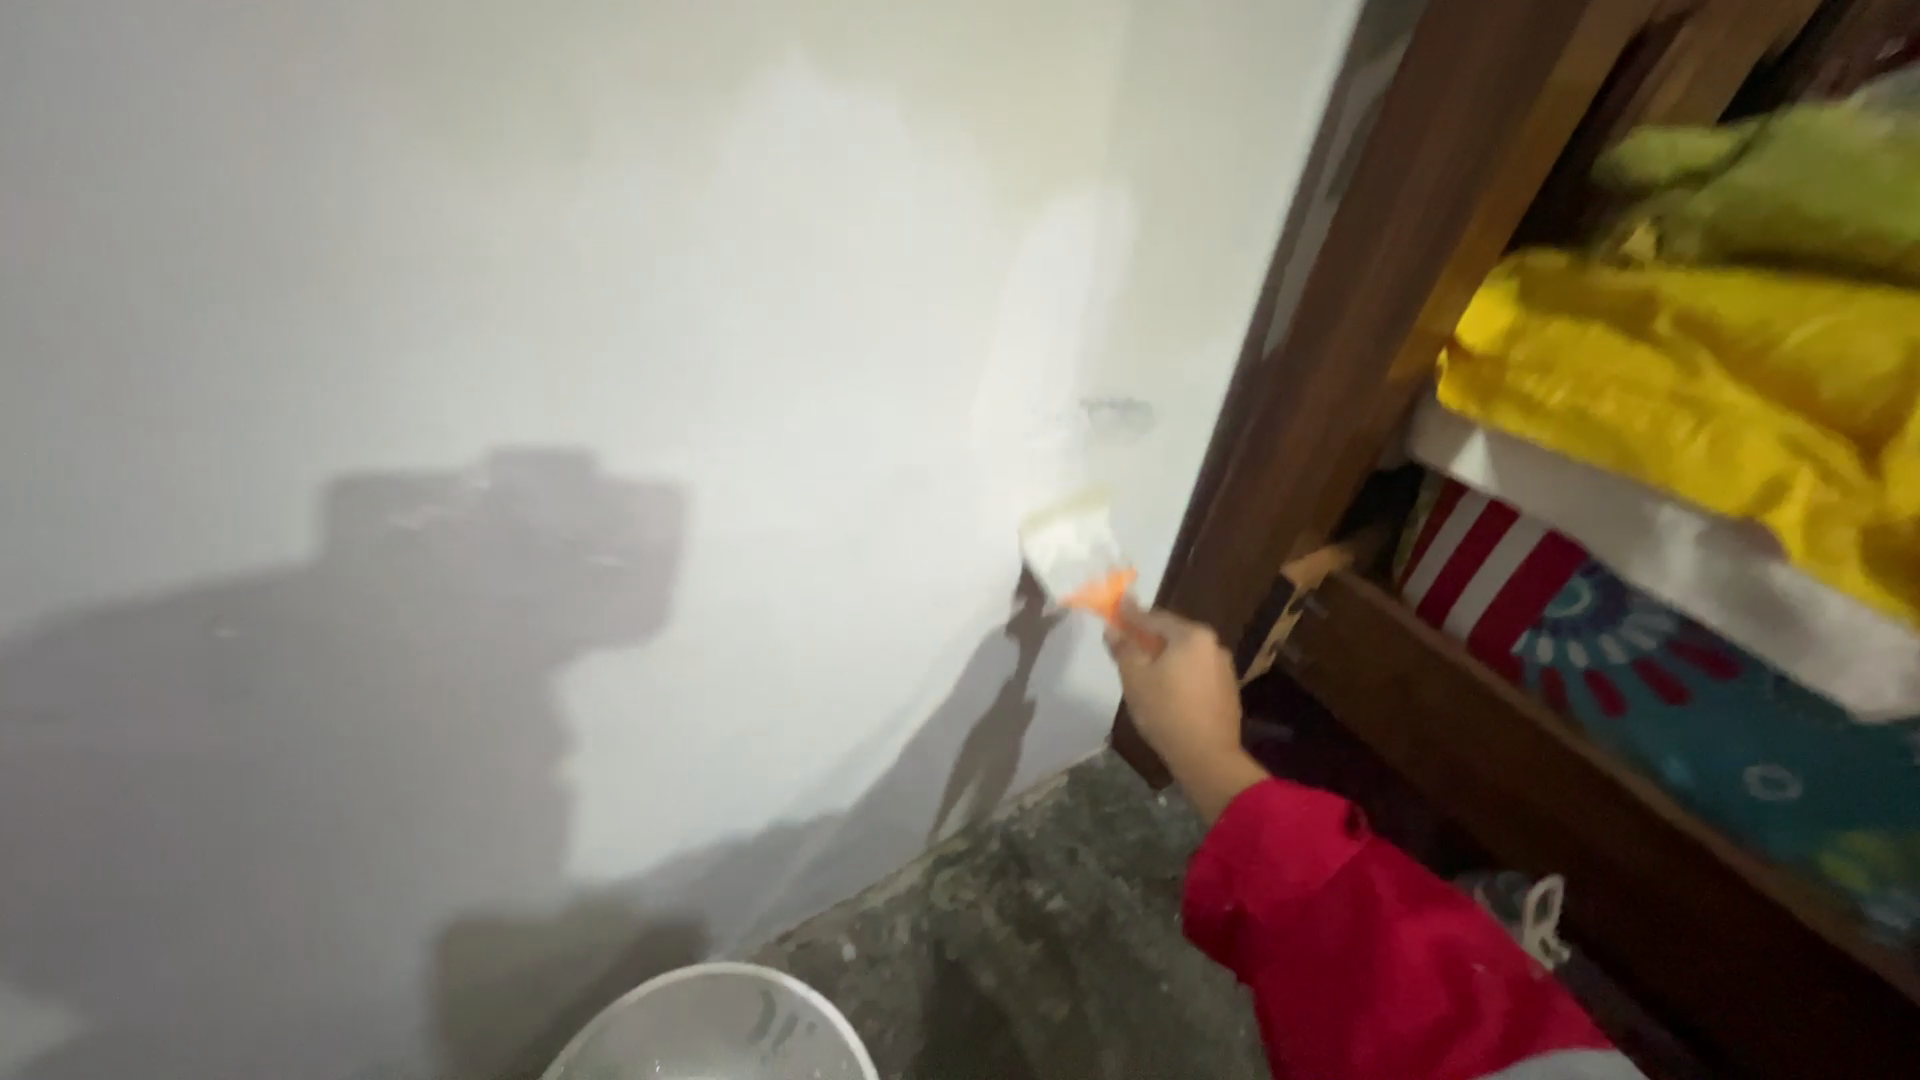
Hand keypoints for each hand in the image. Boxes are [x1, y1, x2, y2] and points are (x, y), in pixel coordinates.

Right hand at [1107, 604, 1264, 820]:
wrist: (1207, 756)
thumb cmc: (1165, 710)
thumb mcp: (1134, 677)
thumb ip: (1123, 648)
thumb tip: (1113, 630)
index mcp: (1191, 636)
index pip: (1154, 617)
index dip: (1131, 614)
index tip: (1116, 606)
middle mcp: (1213, 645)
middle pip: (1173, 634)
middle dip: (1148, 636)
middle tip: (1127, 640)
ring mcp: (1224, 668)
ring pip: (1186, 654)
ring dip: (1165, 656)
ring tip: (1145, 668)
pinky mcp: (1228, 690)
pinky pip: (1197, 672)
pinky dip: (1180, 673)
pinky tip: (1167, 689)